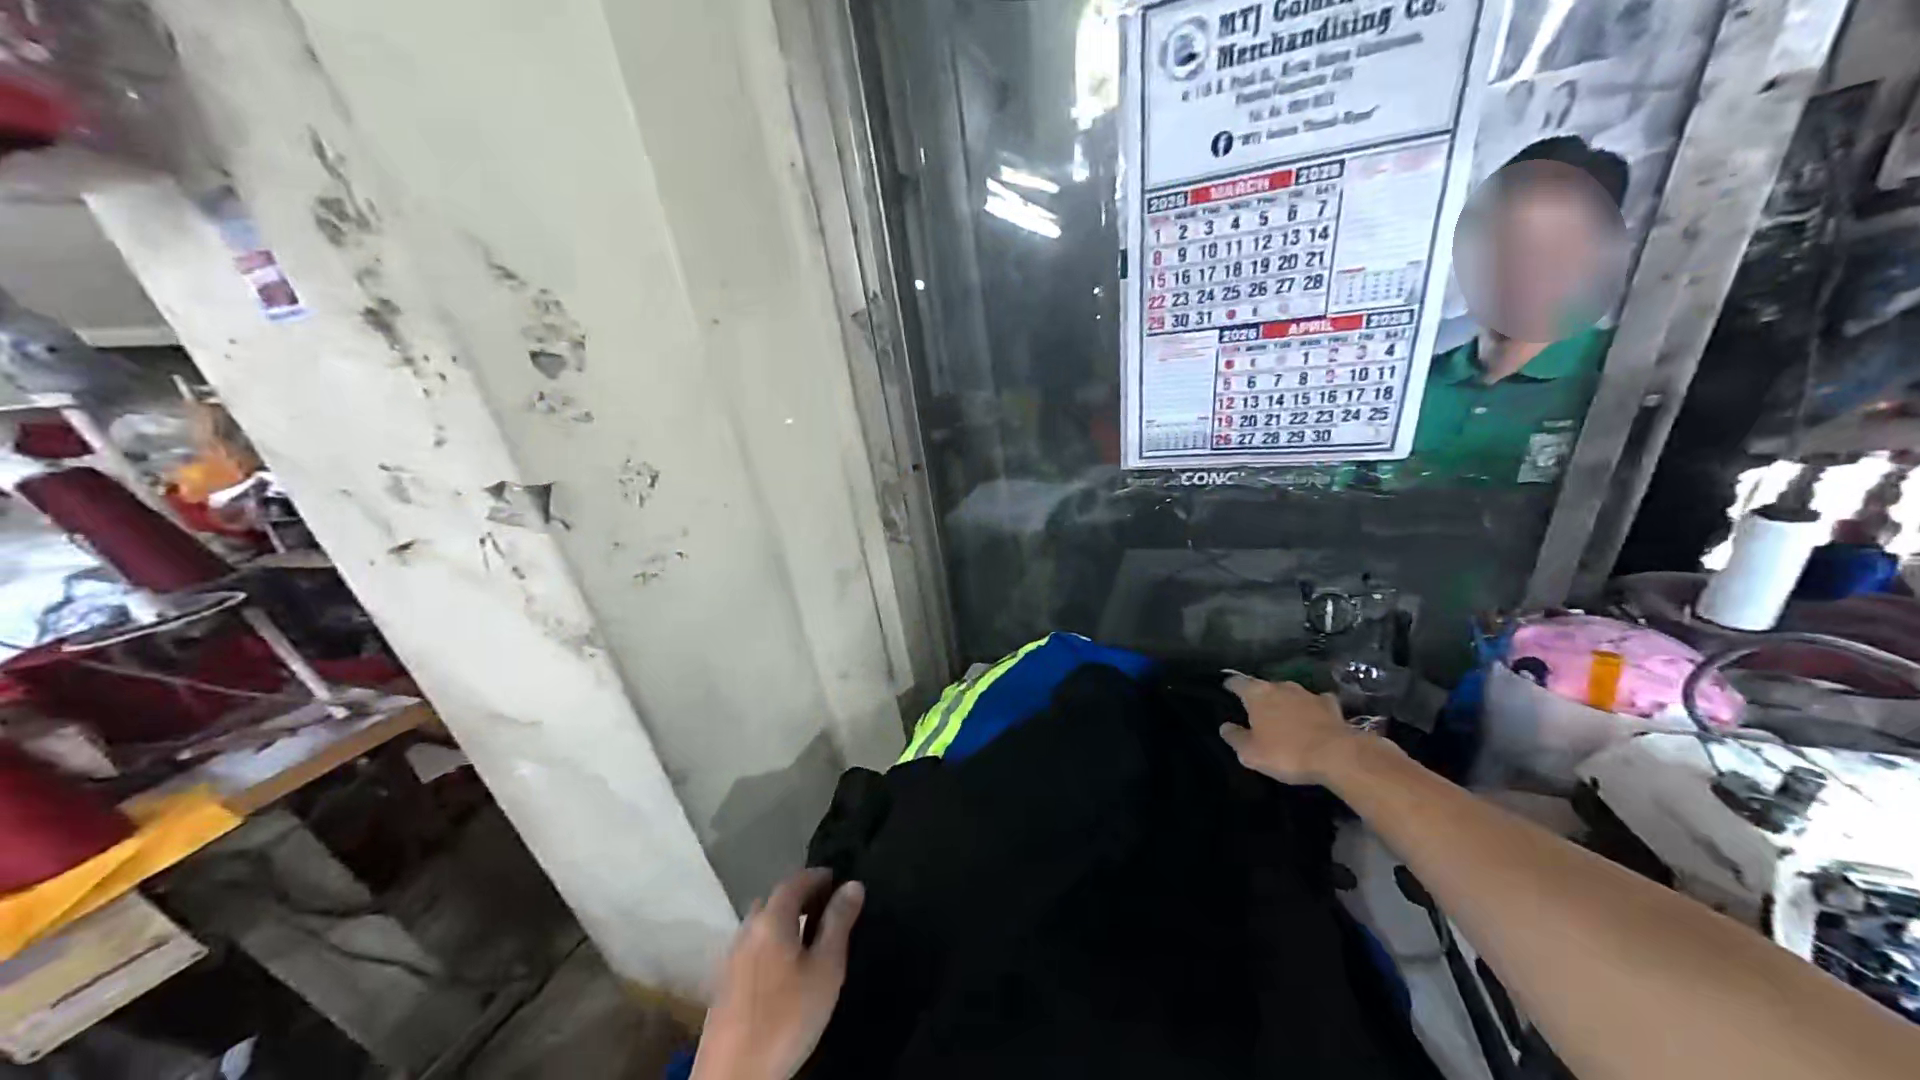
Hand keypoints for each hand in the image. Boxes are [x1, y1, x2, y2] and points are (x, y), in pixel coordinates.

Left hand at [692, 869, 864, 1079]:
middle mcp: (747, 930)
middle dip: (801, 896)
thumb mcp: (826, 969)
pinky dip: (771, 941)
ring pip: (761, 924)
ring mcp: (731, 957)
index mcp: (771, 920)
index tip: (839, 879)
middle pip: (774, 900)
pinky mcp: (724, 984)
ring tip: (810, 936)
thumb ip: (838, 923)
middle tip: (827, 907)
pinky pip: (753, 946)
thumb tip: (852, 885)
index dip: (818, 876)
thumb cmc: (787, 1018)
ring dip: (784, 920)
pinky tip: (785, 966)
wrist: (734, 1077)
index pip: (794, 881)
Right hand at [1219, 675, 1356, 784]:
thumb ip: (1235, 737)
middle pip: (1264, 686)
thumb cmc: (1287, 753)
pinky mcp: (1331, 705)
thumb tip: (1225, 726)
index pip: (1237, 682)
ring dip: (1286, 702)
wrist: (1338, 756)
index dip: (1230, 685)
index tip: (1226, 689)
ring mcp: (1308, 694)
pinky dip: (1312, 708)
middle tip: (1256, 710)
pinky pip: (1316, 703)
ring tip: (1284, 716)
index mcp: (1257, 694)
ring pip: (1290, 693)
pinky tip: (1314, 717)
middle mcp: (1281, 687)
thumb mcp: (1251, 753)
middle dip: (1260, 696)